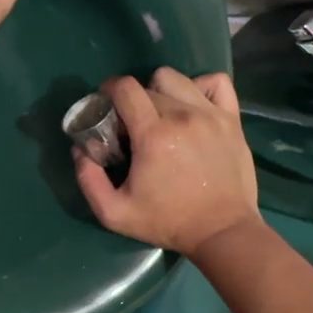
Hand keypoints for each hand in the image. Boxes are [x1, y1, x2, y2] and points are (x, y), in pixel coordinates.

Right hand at [72, 68, 260, 256]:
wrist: (224, 233)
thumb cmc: (167, 222)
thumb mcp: (114, 212)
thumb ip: (88, 179)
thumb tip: (79, 149)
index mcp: (152, 135)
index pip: (125, 88)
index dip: (109, 90)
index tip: (106, 105)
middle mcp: (182, 116)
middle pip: (148, 86)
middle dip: (133, 100)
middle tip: (133, 126)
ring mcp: (211, 115)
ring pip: (177, 79)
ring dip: (162, 91)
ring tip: (162, 115)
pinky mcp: (232, 120)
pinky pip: (215, 82)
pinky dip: (200, 87)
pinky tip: (192, 106)